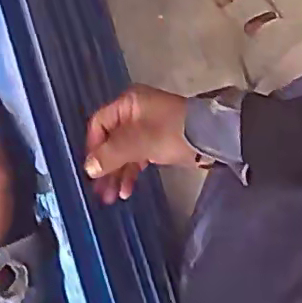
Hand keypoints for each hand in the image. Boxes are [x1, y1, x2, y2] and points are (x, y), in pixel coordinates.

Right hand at [84, 85, 192, 203]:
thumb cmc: (172, 133)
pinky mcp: (157, 143)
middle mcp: (133, 113)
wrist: (212, 138)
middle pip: (110, 141)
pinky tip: (126, 191)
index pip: (98, 125)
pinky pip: (137, 157)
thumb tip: (88, 168)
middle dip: (105, 166)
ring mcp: (146, 129)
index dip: (92, 148)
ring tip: (110, 198)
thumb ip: (111, 155)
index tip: (91, 171)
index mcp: (127, 104)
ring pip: (123, 152)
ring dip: (116, 173)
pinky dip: (131, 172)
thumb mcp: (138, 142)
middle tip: (99, 191)